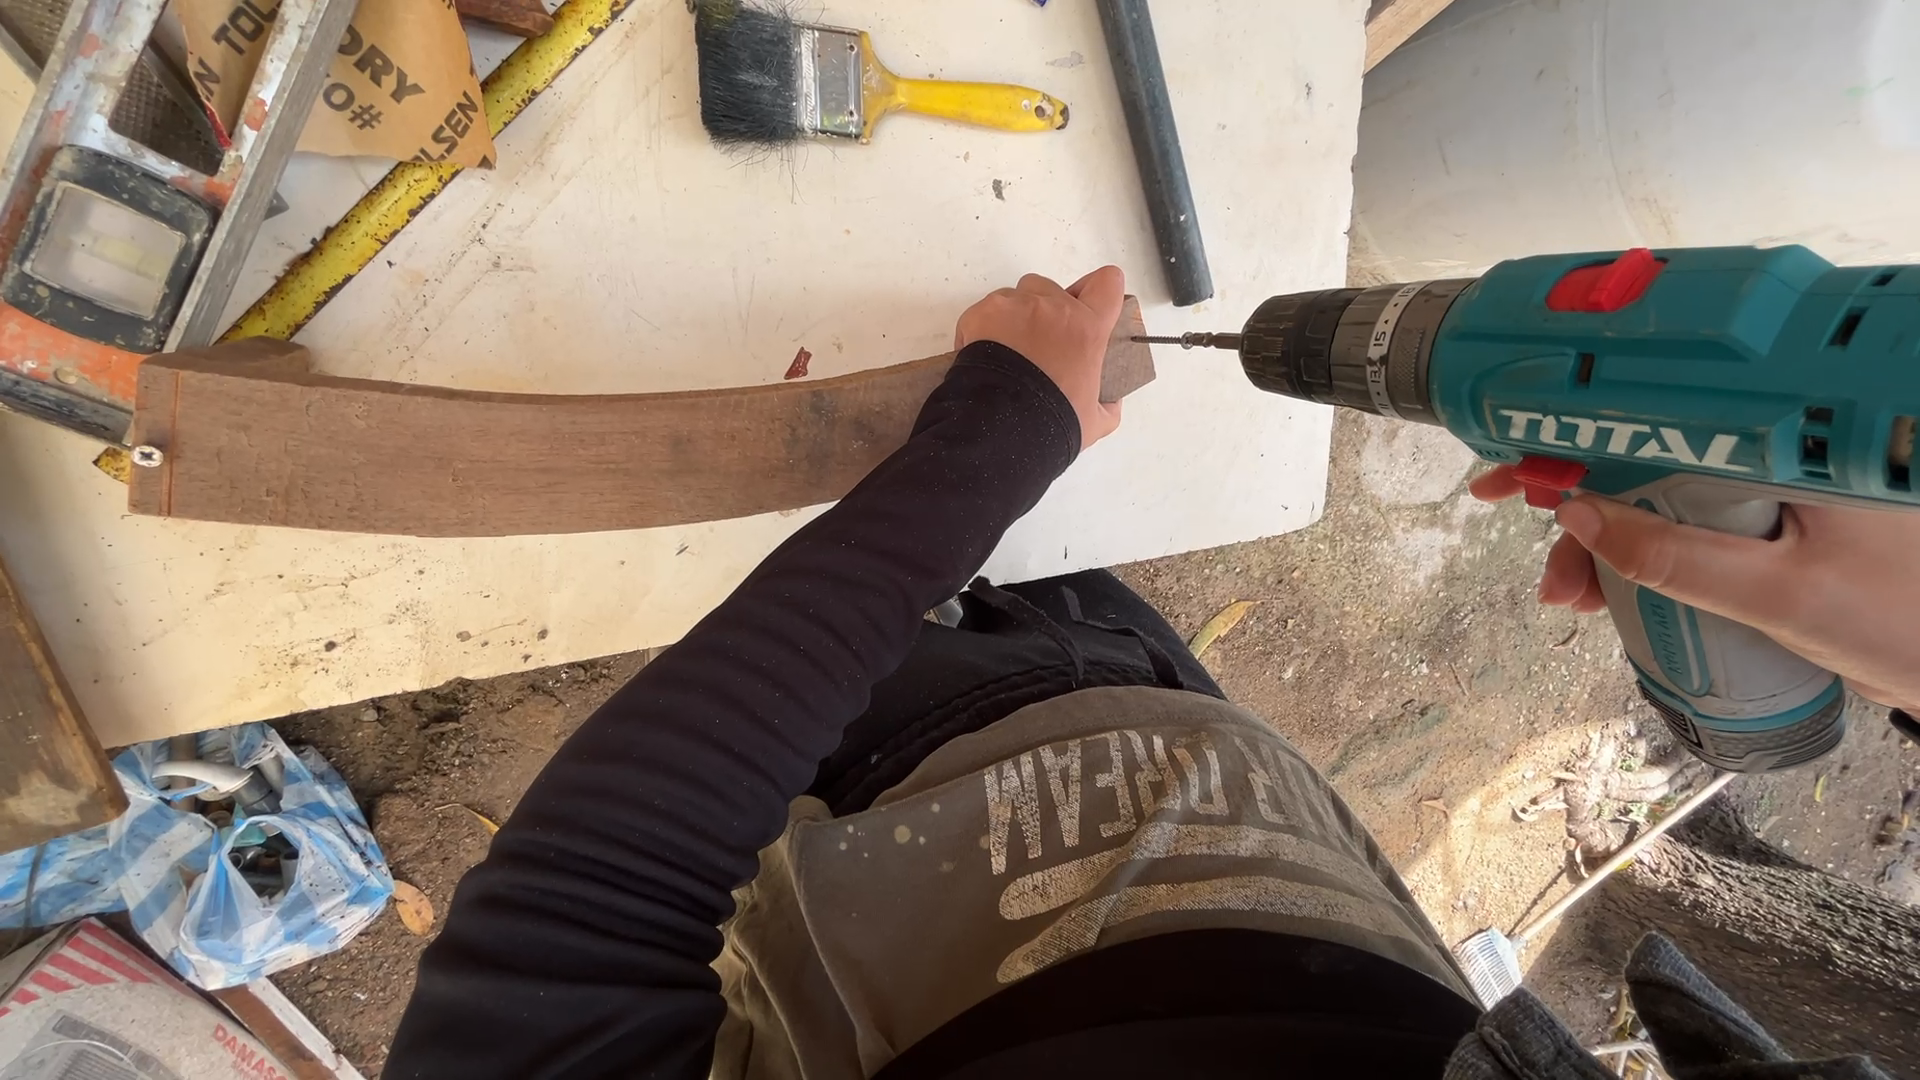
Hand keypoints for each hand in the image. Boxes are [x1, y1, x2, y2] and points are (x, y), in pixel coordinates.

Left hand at [954, 267, 1125, 448]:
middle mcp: (1053, 309)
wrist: (1002, 430)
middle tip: (1039, 345)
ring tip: (1008, 351)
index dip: (1098, 293)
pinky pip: (986, 310)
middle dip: (1047, 312)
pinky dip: (984, 328)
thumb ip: (1108, 404)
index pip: (1107, 284)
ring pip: (1017, 296)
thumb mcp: (1095, 421)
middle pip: (1052, 290)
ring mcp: (1015, 307)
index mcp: (1087, 329)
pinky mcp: (982, 314)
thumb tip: (1110, 400)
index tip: (1088, 308)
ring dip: (1015, 316)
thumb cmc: (1049, 422)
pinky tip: (985, 356)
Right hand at [1472, 465, 1919, 710]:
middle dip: (1576, 525)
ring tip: (1567, 601)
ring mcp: (1757, 504)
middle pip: (1636, 477)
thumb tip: (1574, 514)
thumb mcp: (1778, 594)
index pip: (1654, 432)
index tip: (1511, 478)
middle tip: (1539, 565)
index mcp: (1783, 455)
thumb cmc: (1903, 625)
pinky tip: (1601, 598)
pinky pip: (1668, 540)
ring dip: (1594, 556)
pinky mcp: (1753, 537)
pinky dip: (1625, 568)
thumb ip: (1674, 555)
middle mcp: (1765, 468)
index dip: (1572, 448)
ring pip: (1644, 513)